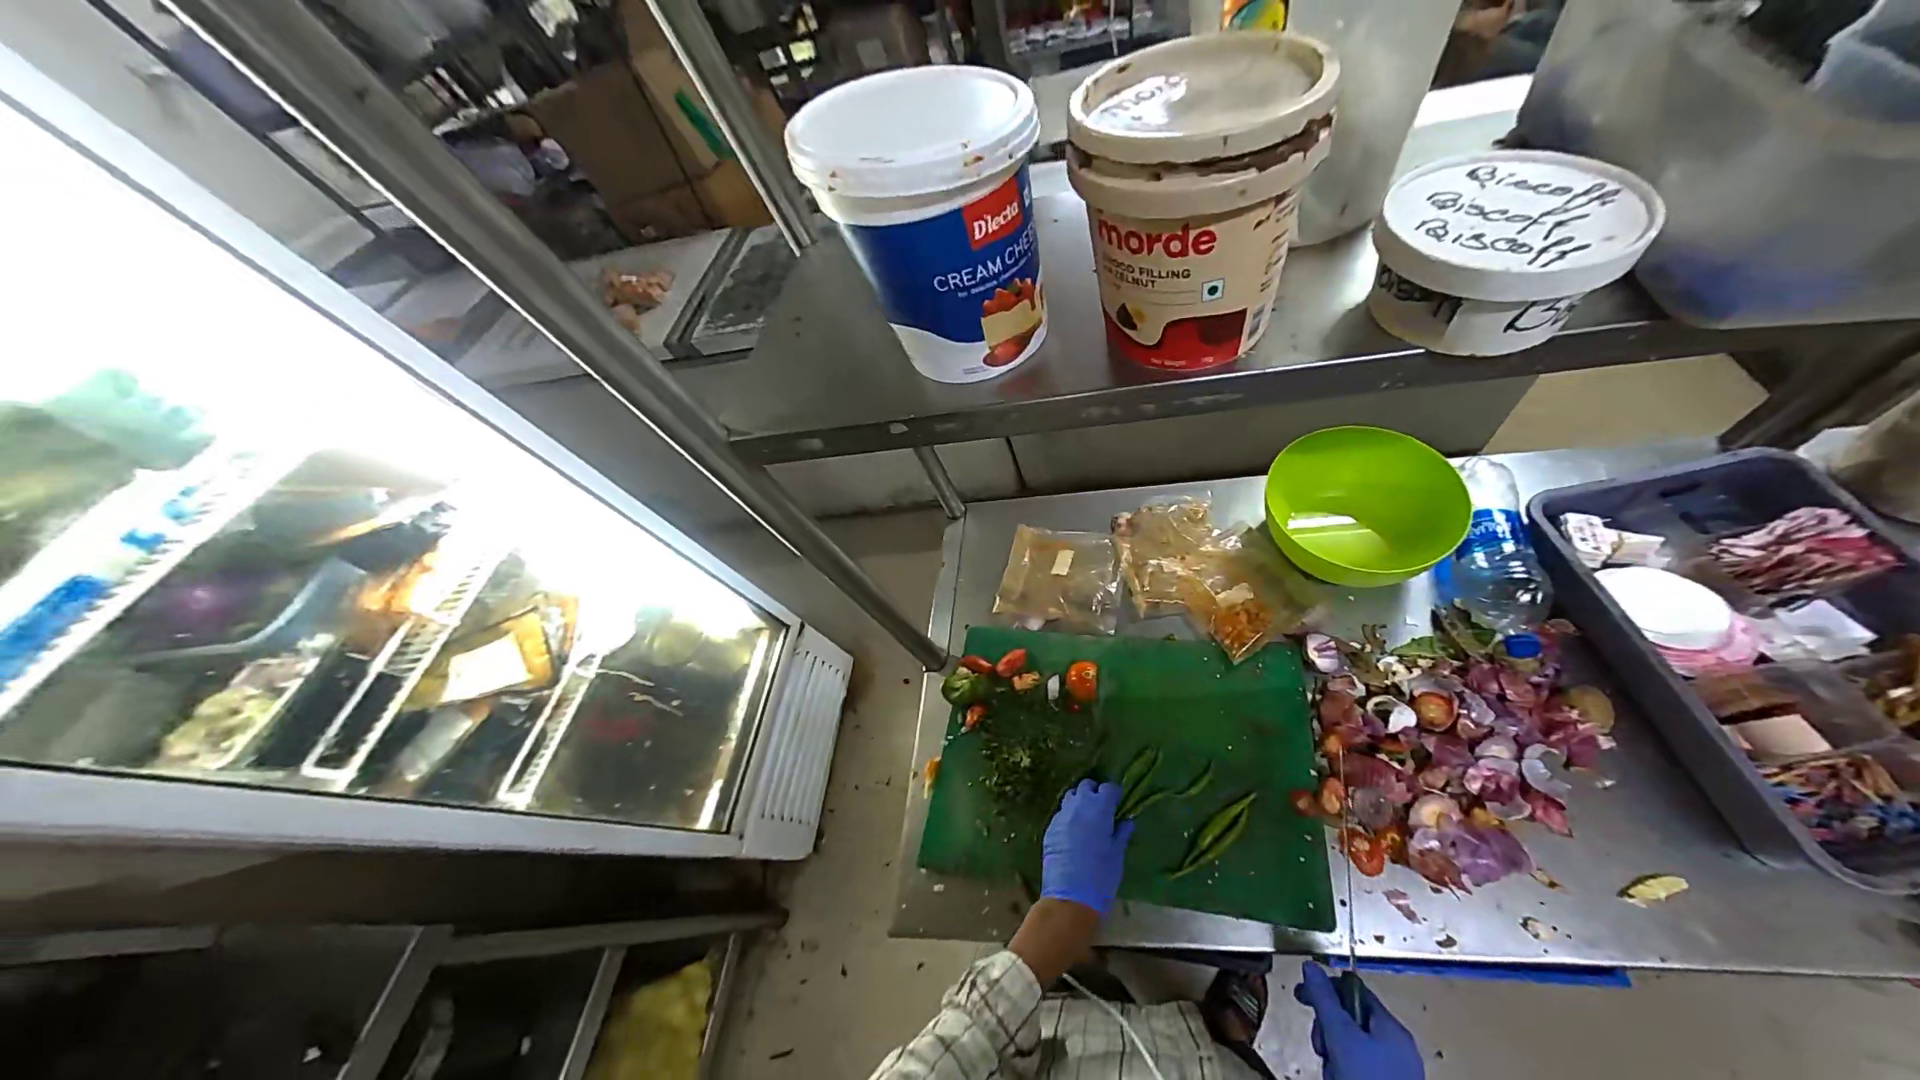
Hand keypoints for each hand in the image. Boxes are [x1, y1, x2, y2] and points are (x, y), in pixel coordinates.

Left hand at [1040, 780, 1133, 915]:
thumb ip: (1121, 833)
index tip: (1118, 802)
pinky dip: (1069, 816)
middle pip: (1086, 786)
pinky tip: (1074, 830)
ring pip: (1071, 796)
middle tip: (1102, 807)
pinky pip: (1061, 813)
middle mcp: (1079, 805)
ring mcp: (1062, 814)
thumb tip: (1126, 821)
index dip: (1114, 793)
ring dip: (1079, 801)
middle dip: (1095, 792)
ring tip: (1087, 816)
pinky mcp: (1050, 826)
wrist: (1070, 895)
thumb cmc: (1101, 875)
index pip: (1108, 788)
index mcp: (1099, 808)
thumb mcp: (1117, 854)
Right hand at [1293, 962, 1424, 1079]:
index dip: (1325, 988)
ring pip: (1351, 1044)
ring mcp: (1394, 1070)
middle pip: (1350, 1018)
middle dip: (1327, 1028)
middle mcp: (1396, 1045)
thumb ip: (1324, 998)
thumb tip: (1310, 964)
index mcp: (1391, 1027)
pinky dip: (1343, 1069)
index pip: (1354, 989)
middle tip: (1319, 1045)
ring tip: (1331, 1070)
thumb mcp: (1339, 1035)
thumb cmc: (1365, 1078)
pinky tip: (1338, 1079)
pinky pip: (1358, 1066)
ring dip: (1332, 1052)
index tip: (1300, 997)